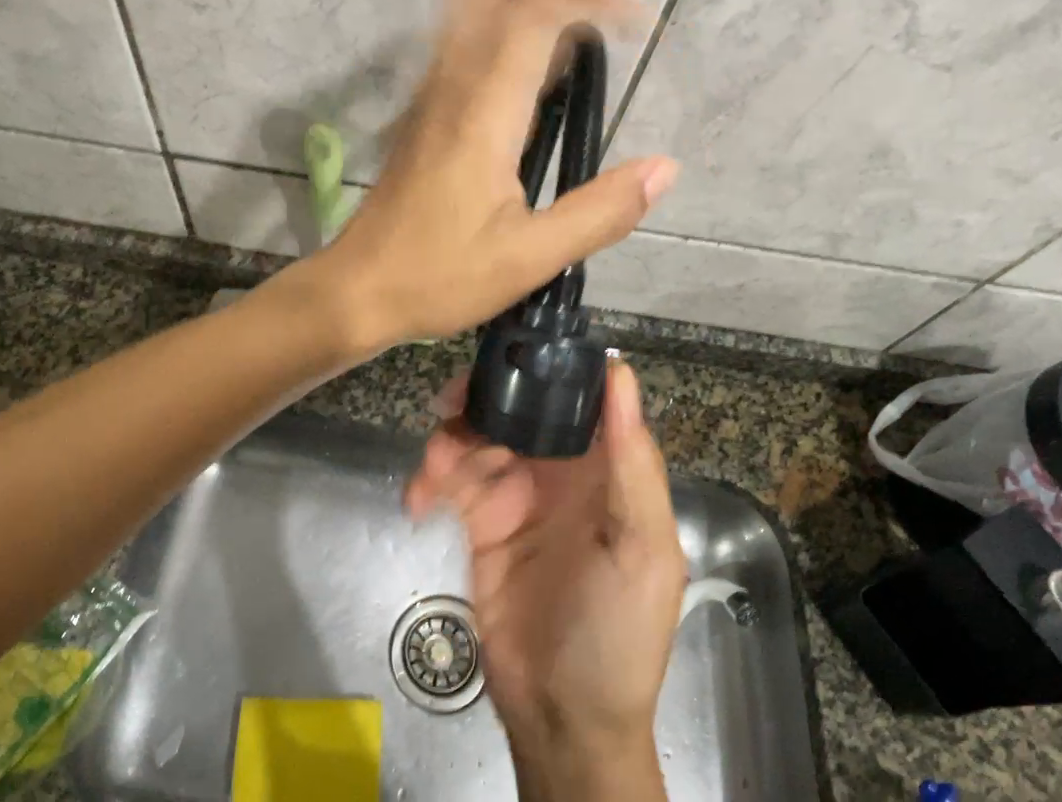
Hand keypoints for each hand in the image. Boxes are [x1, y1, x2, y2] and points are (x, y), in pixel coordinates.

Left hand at [304, 0, 677, 351]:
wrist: (356, 290)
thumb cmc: (438, 277)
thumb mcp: (528, 258)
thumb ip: (599, 212)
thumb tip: (664, 168)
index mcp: (482, 113)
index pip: (535, 11)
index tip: (642, 26)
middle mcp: (451, 86)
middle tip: (611, 0)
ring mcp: (430, 94)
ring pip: (471, 3)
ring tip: (587, 22)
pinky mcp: (424, 111)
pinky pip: (464, 38)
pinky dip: (507, 24)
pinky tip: (542, 69)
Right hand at [405, 361, 685, 800]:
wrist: (563, 716)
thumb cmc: (618, 633)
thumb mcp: (642, 549)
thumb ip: (632, 464)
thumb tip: (620, 374)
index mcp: (610, 470)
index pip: (581, 399)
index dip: (551, 367)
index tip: (512, 346)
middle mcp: (563, 473)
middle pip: (520, 409)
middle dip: (485, 397)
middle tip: (451, 401)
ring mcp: (517, 496)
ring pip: (478, 439)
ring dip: (450, 442)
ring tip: (434, 470)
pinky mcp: (480, 524)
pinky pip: (451, 483)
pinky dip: (430, 481)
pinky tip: (419, 501)